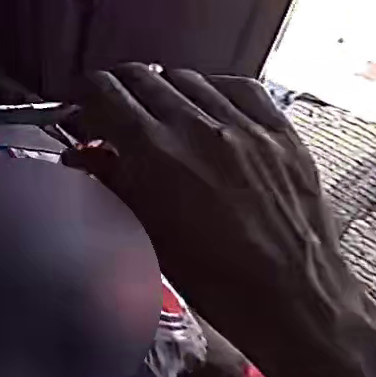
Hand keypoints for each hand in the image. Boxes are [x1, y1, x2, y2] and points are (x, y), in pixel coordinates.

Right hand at [65, 65, 366, 376]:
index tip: (82, 105)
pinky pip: (237, 87)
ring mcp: (243, 127)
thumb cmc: (210, 274)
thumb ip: (106, 177)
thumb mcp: (140, 224)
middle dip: (117, 88)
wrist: (294, 301)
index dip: (84, 93)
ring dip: (162, 88)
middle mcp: (196, 127)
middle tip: (113, 108)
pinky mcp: (280, 134)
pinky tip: (205, 105)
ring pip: (184, 76)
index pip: (102, 89)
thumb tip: (81, 153)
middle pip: (139, 75)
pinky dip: (212, 88)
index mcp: (153, 150)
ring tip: (159, 110)